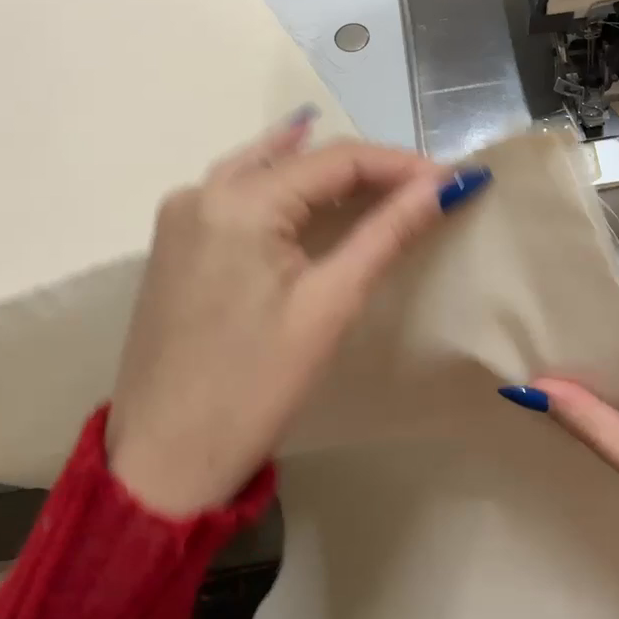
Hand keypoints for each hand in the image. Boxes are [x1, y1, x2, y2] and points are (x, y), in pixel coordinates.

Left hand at [106, 108, 490, 515]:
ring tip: (387, 185)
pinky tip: (312, 184)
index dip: (402, 164)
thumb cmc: (255, 386)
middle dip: (369, 170)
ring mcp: (181, 215)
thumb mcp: (331, 303)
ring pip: (270, 169)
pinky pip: (241, 193)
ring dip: (328, 175)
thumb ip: (388, 233)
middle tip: (429, 187)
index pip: (338, 159)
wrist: (163, 460)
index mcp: (239, 202)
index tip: (455, 179)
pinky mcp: (176, 241)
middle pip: (303, 159)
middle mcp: (202, 190)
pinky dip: (287, 189)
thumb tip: (444, 186)